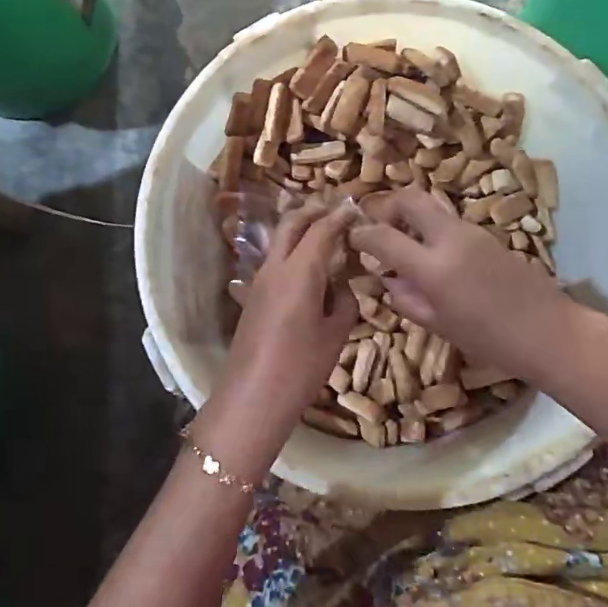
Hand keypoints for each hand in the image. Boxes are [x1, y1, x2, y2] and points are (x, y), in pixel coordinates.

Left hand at [198, 202, 359, 464]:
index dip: (339, 216)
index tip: (356, 208)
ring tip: (326, 237)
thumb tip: (342, 286)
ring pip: (279, 242)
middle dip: (313, 212)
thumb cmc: (300, 367)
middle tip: (336, 211)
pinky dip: (293, 254)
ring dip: (300, 231)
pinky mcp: (252, 298)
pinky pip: (274, 263)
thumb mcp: (335, 335)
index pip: (321, 229)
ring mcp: (258, 282)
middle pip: (291, 224)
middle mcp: (275, 268)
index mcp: (299, 271)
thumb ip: (344, 302)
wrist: (251, 399)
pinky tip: (309, 272)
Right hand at [349, 187, 576, 379]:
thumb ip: (407, 298)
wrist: (548, 331)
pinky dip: (431, 227)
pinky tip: (431, 254)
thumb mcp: (439, 325)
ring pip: (431, 206)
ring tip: (402, 242)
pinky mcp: (487, 234)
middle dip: (385, 206)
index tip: (351, 238)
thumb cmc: (490, 340)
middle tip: (377, 228)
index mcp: (434, 267)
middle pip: (409, 198)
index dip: (361, 235)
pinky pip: (449, 220)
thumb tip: (387, 278)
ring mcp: (472, 231)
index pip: (383, 237)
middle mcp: (451, 238)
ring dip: (410, 215)